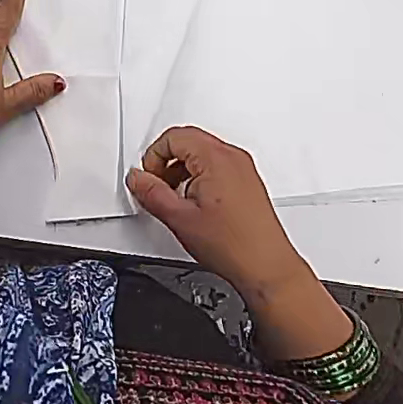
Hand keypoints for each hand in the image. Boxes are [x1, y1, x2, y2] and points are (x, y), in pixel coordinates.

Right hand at [126, 126, 352, 361]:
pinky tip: (194, 206)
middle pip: (188, 141)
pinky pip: (217, 167)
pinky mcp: (247, 182)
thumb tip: (137, 179)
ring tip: (174, 200)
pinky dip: (199, 178)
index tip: (148, 177)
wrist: (265, 266)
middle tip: (156, 187)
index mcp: (215, 158)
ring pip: (202, 154)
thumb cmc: (234, 244)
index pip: (174, 137)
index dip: (153, 156)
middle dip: (166, 162)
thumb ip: (151, 193)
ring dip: (181, 171)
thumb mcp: (179, 218)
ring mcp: (243, 169)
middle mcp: (233, 157)